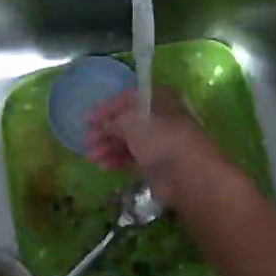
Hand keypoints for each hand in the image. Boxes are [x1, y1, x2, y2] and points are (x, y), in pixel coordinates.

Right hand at [84, 87, 238, 203]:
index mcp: (159, 100)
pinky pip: (131, 159)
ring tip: (92, 157)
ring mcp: (158, 143)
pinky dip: (117, 161)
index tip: (87, 120)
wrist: (188, 175)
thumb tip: (101, 125)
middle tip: (87, 142)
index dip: (106, 109)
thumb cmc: (161, 139)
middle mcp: (159, 119)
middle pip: (126, 122)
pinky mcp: (155, 164)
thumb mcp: (131, 122)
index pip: (127, 99)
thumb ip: (112, 121)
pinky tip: (104, 166)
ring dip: (107, 148)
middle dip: (104, 132)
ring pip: (127, 142)